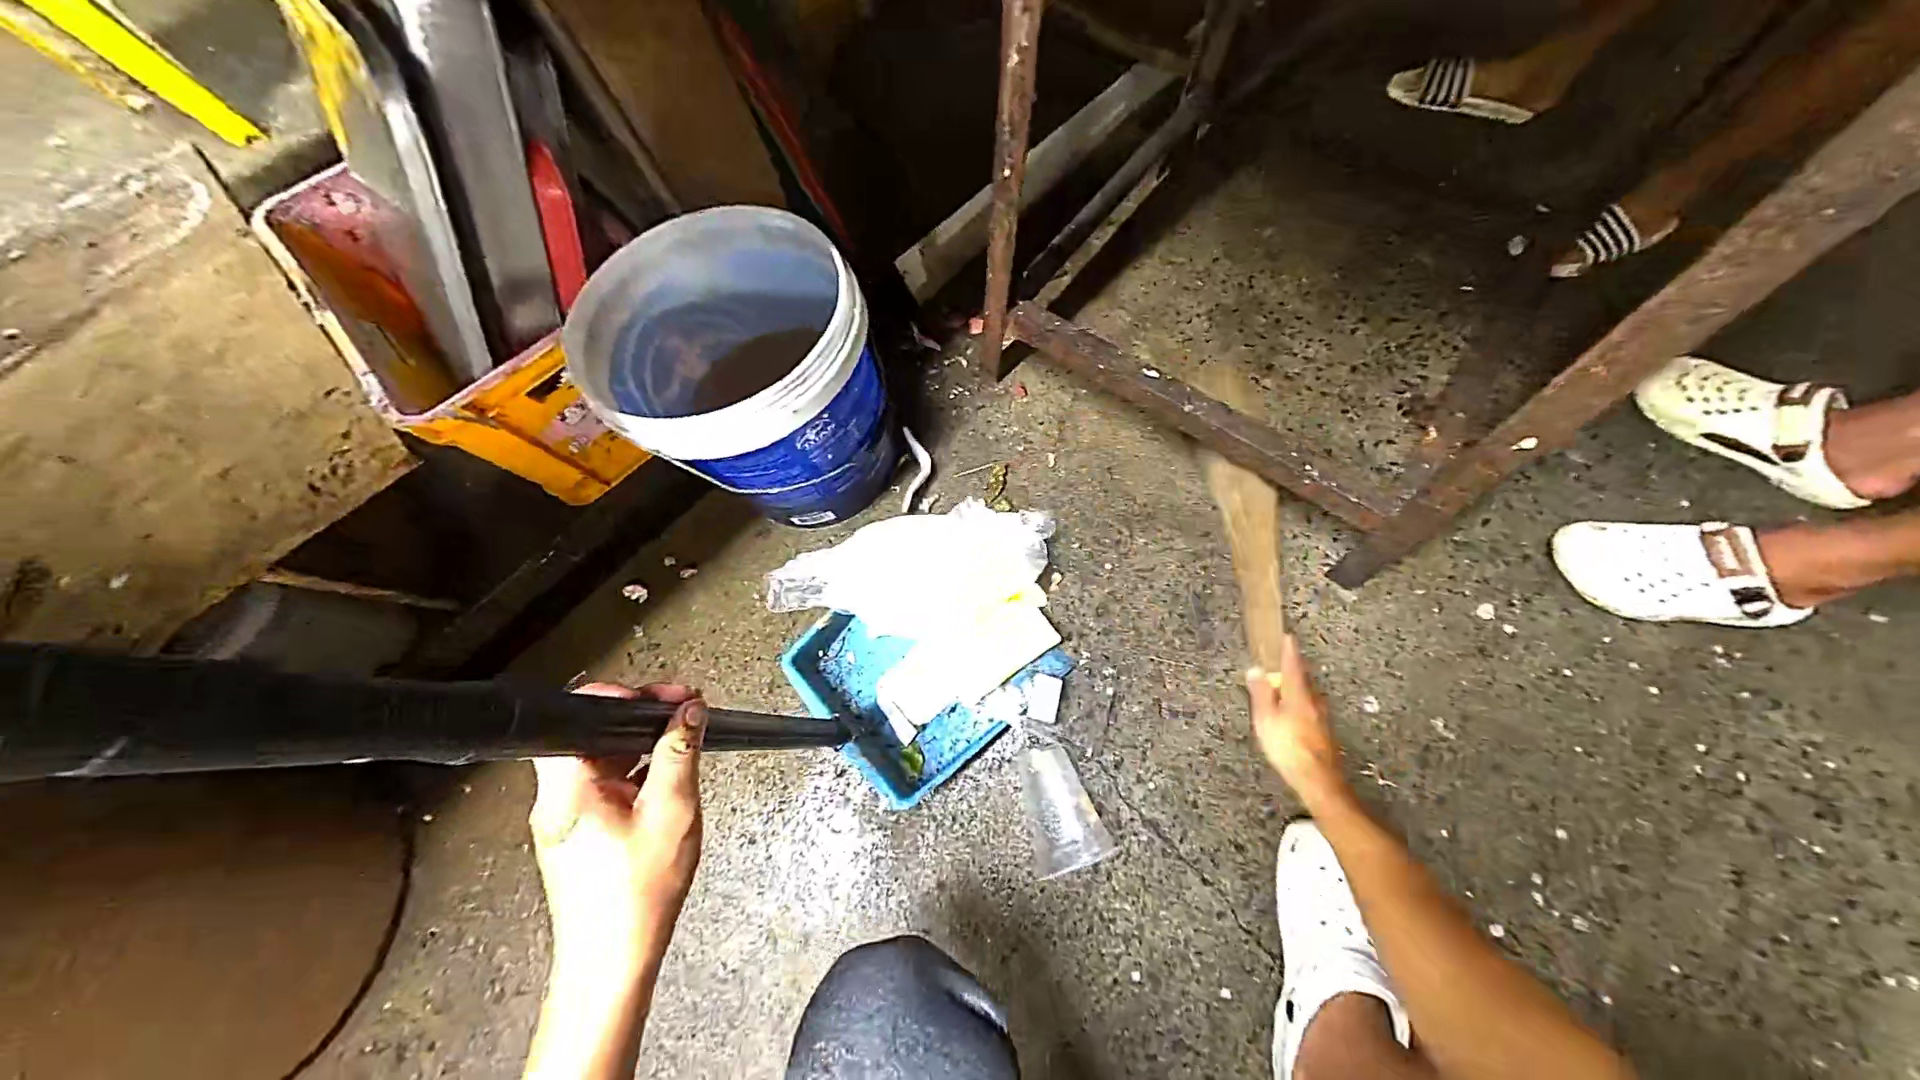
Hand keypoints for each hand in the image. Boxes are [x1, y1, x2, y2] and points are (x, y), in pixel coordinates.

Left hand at [528, 682, 706, 981]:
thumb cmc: (635, 897)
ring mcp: (566, 815)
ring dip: (641, 747)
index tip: (662, 698)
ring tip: (679, 751)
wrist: (616, 956)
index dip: (623, 697)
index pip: (579, 715)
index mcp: (569, 789)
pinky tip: (664, 783)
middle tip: (680, 717)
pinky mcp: (579, 829)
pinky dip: (636, 773)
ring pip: (602, 758)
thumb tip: (689, 714)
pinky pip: (606, 782)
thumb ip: (680, 753)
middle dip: (641, 719)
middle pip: (594, 734)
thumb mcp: (673, 810)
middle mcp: (558, 799)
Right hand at [1246, 634, 1350, 808]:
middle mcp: (1314, 701)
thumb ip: (1261, 693)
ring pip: (1307, 693)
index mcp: (1298, 694)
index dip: (1288, 650)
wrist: (1318, 779)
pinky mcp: (1323, 730)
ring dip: (1295, 687)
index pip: (1293, 664)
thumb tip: (1255, 670)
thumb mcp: (1266, 718)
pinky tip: (1291, 713)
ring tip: (1282, 687)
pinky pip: (1309, 707)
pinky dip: (1299, 702)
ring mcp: (1321, 716)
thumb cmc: (1289, 748)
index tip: (1287, 637)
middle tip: (1281, 661)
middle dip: (1291, 668)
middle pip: (1302, 678)